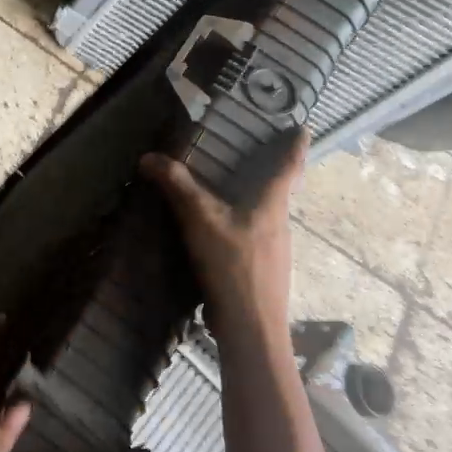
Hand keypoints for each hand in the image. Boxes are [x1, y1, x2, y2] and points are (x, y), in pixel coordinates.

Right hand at [139, 130, 306, 336]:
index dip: (294, 145)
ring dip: (252, 200)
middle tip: (250, 153)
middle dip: (268, 171)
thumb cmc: (233, 264)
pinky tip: (218, 234)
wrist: (252, 325)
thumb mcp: (200, 220)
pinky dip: (240, 224)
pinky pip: (253, 235)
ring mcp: (274, 249)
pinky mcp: (262, 270)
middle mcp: (279, 222)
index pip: (289, 166)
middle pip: (279, 190)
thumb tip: (150, 157)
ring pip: (265, 214)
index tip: (301, 127)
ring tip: (227, 190)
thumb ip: (177, 187)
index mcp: (271, 204)